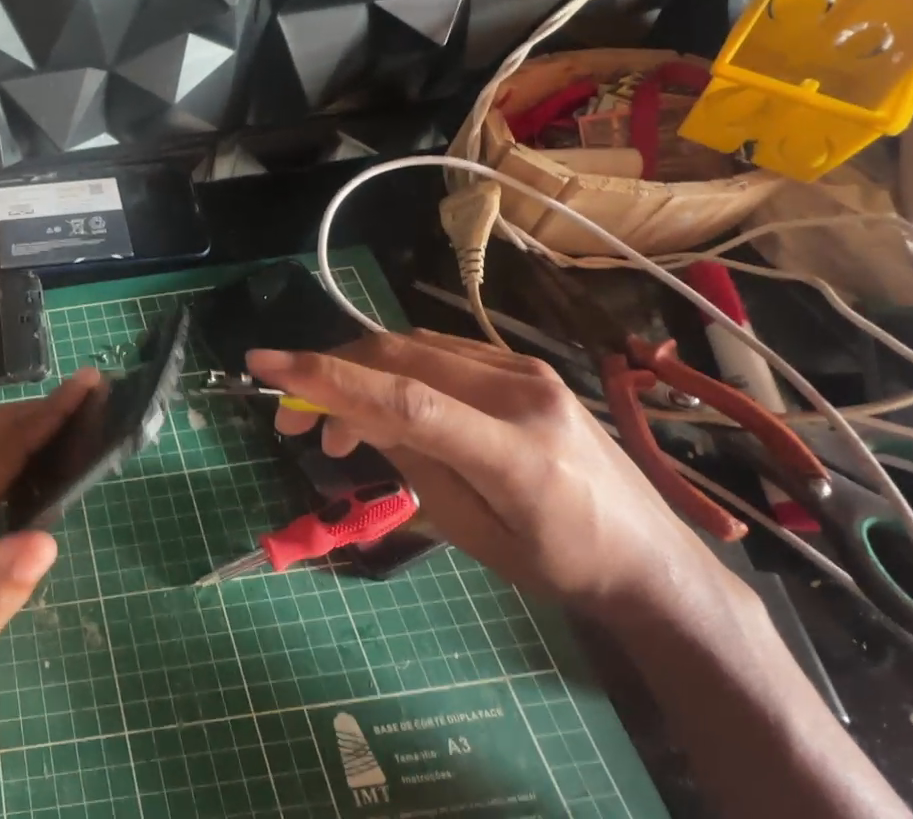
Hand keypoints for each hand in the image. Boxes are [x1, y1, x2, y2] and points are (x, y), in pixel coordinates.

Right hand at [247, 332, 740, 618]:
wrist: (649, 556)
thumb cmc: (557, 564)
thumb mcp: (469, 530)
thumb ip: (411, 461)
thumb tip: (349, 416)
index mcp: (514, 455)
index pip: (405, 401)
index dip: (326, 379)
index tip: (263, 364)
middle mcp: (524, 396)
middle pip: (399, 360)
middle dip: (328, 375)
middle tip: (289, 417)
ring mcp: (529, 373)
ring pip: (413, 348)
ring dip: (357, 373)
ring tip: (332, 424)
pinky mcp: (526, 367)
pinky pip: (438, 352)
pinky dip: (392, 369)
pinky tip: (379, 403)